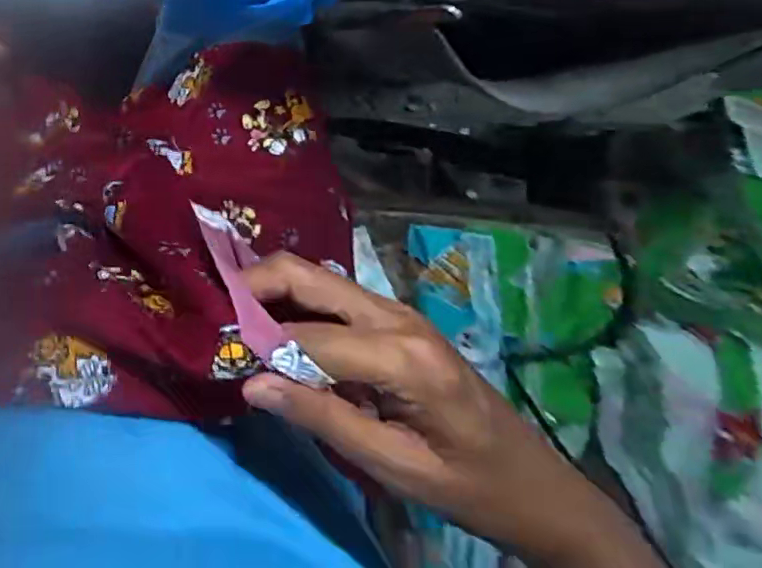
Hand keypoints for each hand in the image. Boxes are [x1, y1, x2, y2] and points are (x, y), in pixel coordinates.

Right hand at [239, 254, 661, 567]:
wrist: (543, 488)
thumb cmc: (472, 486)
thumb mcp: (397, 468)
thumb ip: (322, 420)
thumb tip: (250, 384)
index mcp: (403, 356)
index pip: (306, 338)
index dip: (259, 347)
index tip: (221, 358)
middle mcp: (394, 316)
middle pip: (301, 274)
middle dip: (250, 287)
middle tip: (218, 319)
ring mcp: (393, 309)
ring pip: (309, 275)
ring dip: (268, 292)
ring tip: (239, 325)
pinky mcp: (390, 316)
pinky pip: (325, 292)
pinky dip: (290, 302)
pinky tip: (276, 329)